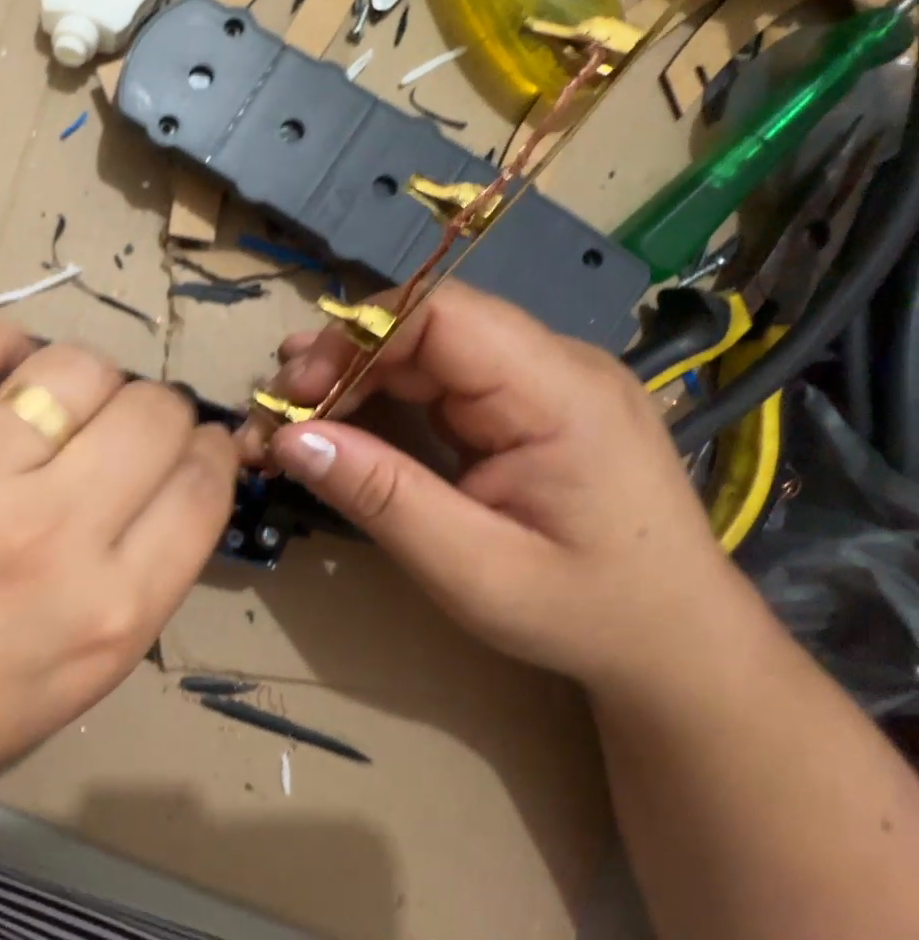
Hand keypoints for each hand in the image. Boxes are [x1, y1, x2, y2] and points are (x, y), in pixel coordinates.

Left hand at [0, 320, 236, 807]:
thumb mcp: (80, 679)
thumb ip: (144, 584)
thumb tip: (177, 478)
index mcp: (110, 609)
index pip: (201, 485)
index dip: (205, 453)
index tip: (186, 449)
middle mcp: (51, 532)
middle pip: (152, 412)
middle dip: (153, 412)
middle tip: (118, 430)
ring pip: (75, 366)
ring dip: (84, 378)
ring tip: (56, 405)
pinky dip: (0, 344)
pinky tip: (0, 374)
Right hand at [257, 283, 758, 693]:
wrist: (677, 643)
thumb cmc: (583, 612)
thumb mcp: (471, 571)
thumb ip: (381, 497)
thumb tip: (289, 438)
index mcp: (559, 395)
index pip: (441, 314)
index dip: (354, 338)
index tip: (297, 394)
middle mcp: (554, 367)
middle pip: (423, 327)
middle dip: (338, 363)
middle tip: (278, 418)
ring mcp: (541, 381)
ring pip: (421, 348)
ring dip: (350, 377)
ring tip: (291, 415)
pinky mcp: (523, 404)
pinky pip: (436, 378)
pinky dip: (377, 396)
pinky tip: (336, 419)